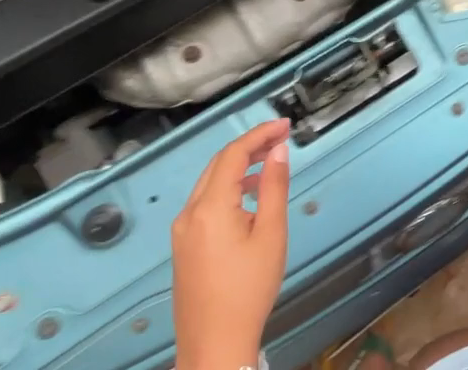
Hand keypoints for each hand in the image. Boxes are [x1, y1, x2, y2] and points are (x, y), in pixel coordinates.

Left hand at [171, 119, 292, 369]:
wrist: (214, 343)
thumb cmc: (249, 287)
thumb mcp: (271, 233)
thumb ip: (273, 187)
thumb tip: (277, 150)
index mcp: (209, 208)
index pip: (232, 155)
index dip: (259, 134)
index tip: (285, 125)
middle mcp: (189, 214)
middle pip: (217, 165)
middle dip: (249, 146)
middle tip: (281, 137)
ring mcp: (182, 232)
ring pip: (209, 183)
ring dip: (238, 166)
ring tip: (270, 162)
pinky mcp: (184, 246)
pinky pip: (205, 203)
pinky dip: (228, 187)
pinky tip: (249, 196)